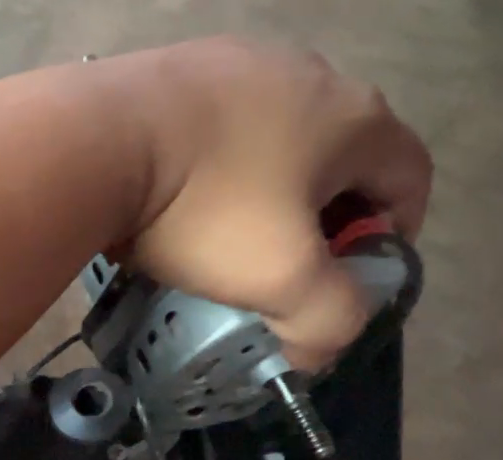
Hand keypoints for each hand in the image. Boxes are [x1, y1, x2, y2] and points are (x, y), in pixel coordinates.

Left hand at [83, 39, 432, 371]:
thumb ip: (325, 321)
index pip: (408, 178)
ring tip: (221, 245)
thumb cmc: (204, 208)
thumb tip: (320, 351)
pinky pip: (209, 132)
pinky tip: (172, 207)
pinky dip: (206, 172)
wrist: (94, 145)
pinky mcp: (176, 71)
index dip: (391, 235)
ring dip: (261, 194)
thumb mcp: (281, 279)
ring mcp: (237, 65)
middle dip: (321, 219)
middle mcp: (308, 75)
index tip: (353, 280)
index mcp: (355, 118)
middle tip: (283, 273)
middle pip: (339, 159)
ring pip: (270, 143)